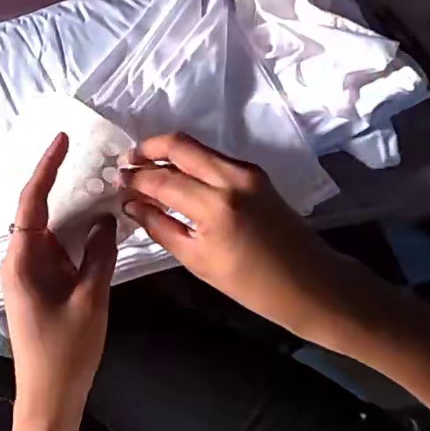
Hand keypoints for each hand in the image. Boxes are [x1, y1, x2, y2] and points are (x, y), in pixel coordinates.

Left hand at [1, 132, 117, 430]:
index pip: (32, 201)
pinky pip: (56, 248)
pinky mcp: (39, 284)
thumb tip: (105, 218)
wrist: (49, 400)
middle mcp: (19, 260)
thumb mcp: (91, 300)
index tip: (62, 140)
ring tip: (97, 183)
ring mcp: (28, 273)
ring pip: (49, 229)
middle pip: (37, 210)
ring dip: (70, 210)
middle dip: (61, 183)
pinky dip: (74, 234)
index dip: (47, 168)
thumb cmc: (66, 353)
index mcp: (22, 259)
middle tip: (89, 157)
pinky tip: (95, 225)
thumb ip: (98, 255)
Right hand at [121, 133, 373, 339]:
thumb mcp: (198, 261)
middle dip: (146, 149)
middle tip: (125, 163)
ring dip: (166, 153)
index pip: (161, 179)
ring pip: (195, 146)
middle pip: (178, 144)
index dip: (134, 179)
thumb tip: (131, 204)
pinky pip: (211, 157)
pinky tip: (173, 176)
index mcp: (215, 206)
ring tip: (143, 169)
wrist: (313, 283)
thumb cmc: (253, 285)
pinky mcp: (254, 172)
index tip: (116, 182)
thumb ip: (160, 226)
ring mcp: (246, 171)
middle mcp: (231, 177)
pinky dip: (188, 161)